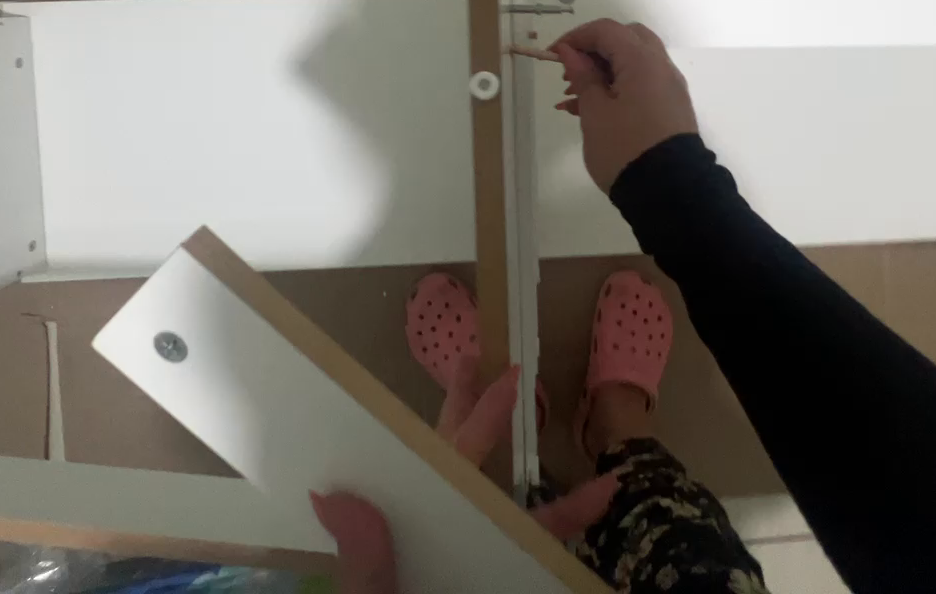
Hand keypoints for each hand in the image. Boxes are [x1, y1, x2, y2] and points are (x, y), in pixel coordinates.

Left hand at [309, 354, 619, 592]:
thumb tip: (337, 495)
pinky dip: (564, 529)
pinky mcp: (490, 582)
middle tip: (496, 363)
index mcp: (394, 541)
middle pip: (456, 470)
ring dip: (542, 480)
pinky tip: (598, 500)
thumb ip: (364, 570)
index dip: (461, 420)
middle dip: (477, 415)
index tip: (490, 375)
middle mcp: (429, 543)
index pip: (426, 469)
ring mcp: (462, 565)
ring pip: (504, 513)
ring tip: (569, 438)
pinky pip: (531, 555)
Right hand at [550, 19, 698, 191]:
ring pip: (634, 62)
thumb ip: (583, 76)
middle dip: (594, 50)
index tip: (552, 56)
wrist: (670, 192)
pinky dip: (618, 87)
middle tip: (570, 72)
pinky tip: (593, 111)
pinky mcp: (671, 107)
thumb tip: (571, 52)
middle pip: (625, 39)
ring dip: (604, 71)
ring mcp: (670, 87)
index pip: (606, 30)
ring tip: (573, 99)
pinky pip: (642, 84)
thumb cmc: (625, 149)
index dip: (576, 37)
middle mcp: (661, 67)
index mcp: (642, 61)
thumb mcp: (595, 112)